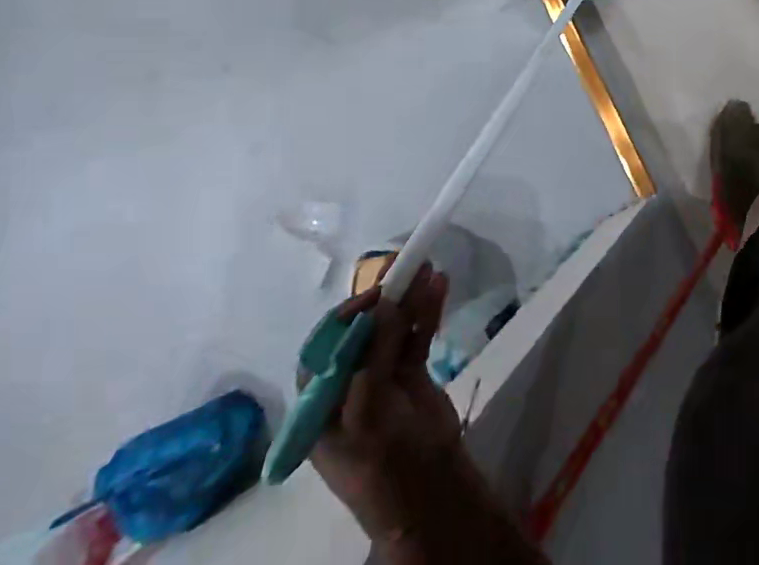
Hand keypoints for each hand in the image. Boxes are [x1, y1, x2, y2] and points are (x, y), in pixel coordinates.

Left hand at [312, 266, 466, 544]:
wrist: (431, 493)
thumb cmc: (384, 464)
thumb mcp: (369, 415)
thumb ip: (376, 357)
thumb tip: (386, 303)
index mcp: (320, 399)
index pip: (325, 345)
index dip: (348, 316)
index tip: (375, 294)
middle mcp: (346, 381)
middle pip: (363, 330)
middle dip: (383, 298)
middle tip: (403, 265)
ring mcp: (380, 376)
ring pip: (393, 328)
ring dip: (410, 299)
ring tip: (428, 268)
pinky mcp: (409, 373)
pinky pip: (416, 336)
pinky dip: (427, 313)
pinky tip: (439, 288)